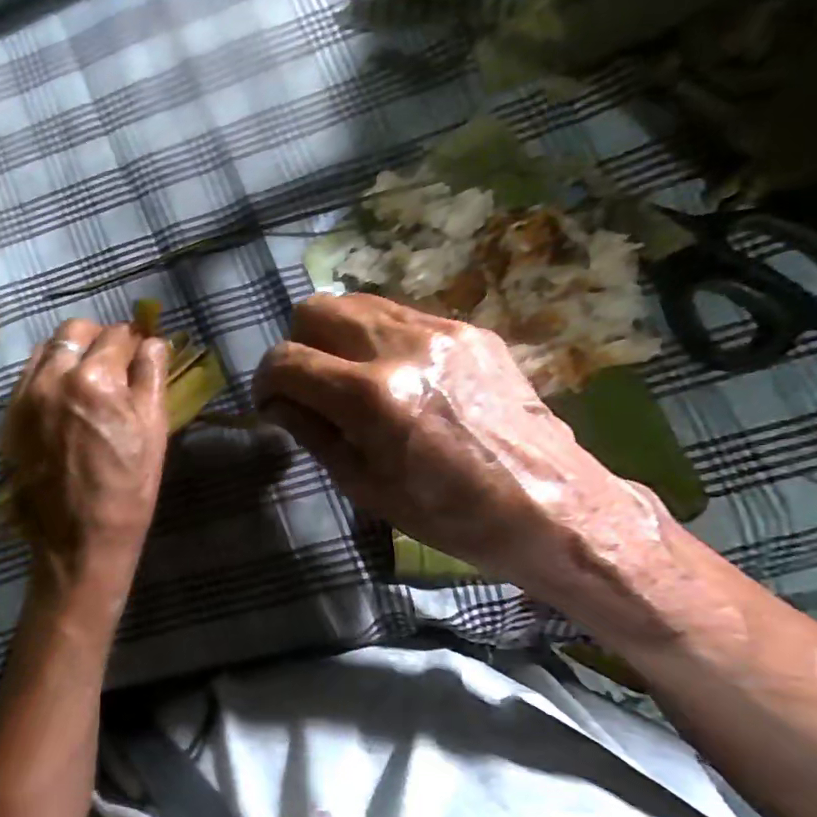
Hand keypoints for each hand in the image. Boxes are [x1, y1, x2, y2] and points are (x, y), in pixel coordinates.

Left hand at [3, 319, 169, 578]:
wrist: (79, 538)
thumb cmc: (128, 488)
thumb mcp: (152, 430)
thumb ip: (151, 376)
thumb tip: (151, 342)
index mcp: (94, 378)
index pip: (117, 335)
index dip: (134, 342)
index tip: (140, 355)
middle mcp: (51, 378)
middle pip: (74, 332)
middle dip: (98, 339)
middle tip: (113, 363)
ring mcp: (24, 397)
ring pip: (46, 350)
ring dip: (69, 354)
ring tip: (86, 380)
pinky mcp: (10, 418)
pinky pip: (28, 378)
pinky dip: (47, 376)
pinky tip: (63, 400)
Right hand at [253, 293, 663, 590]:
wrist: (551, 507)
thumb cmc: (448, 514)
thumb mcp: (364, 485)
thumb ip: (313, 432)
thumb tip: (278, 402)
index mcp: (372, 397)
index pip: (286, 360)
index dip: (265, 381)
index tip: (272, 403)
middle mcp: (402, 347)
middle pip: (315, 308)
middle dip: (297, 345)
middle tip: (309, 385)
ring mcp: (442, 331)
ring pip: (357, 302)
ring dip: (337, 336)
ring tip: (350, 378)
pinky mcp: (470, 330)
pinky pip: (400, 315)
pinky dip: (379, 338)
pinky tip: (397, 377)